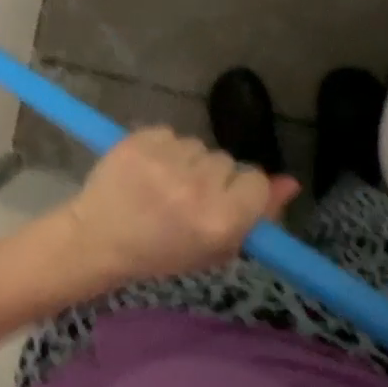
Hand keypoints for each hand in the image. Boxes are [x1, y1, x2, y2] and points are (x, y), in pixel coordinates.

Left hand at [59, 127, 299, 283]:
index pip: (256, 181)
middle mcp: (197, 187)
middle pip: (226, 161)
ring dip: (184, 161)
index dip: (240, 191)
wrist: (96, 239)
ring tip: (160, 184)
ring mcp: (166, 161)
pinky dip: (160, 147)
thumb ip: (257, 217)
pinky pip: (168, 133)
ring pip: (197, 145)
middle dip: (210, 176)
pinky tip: (145, 170)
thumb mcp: (213, 250)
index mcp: (220, 220)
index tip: (220, 202)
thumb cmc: (158, 253)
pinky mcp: (139, 141)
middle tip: (183, 199)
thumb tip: (291, 183)